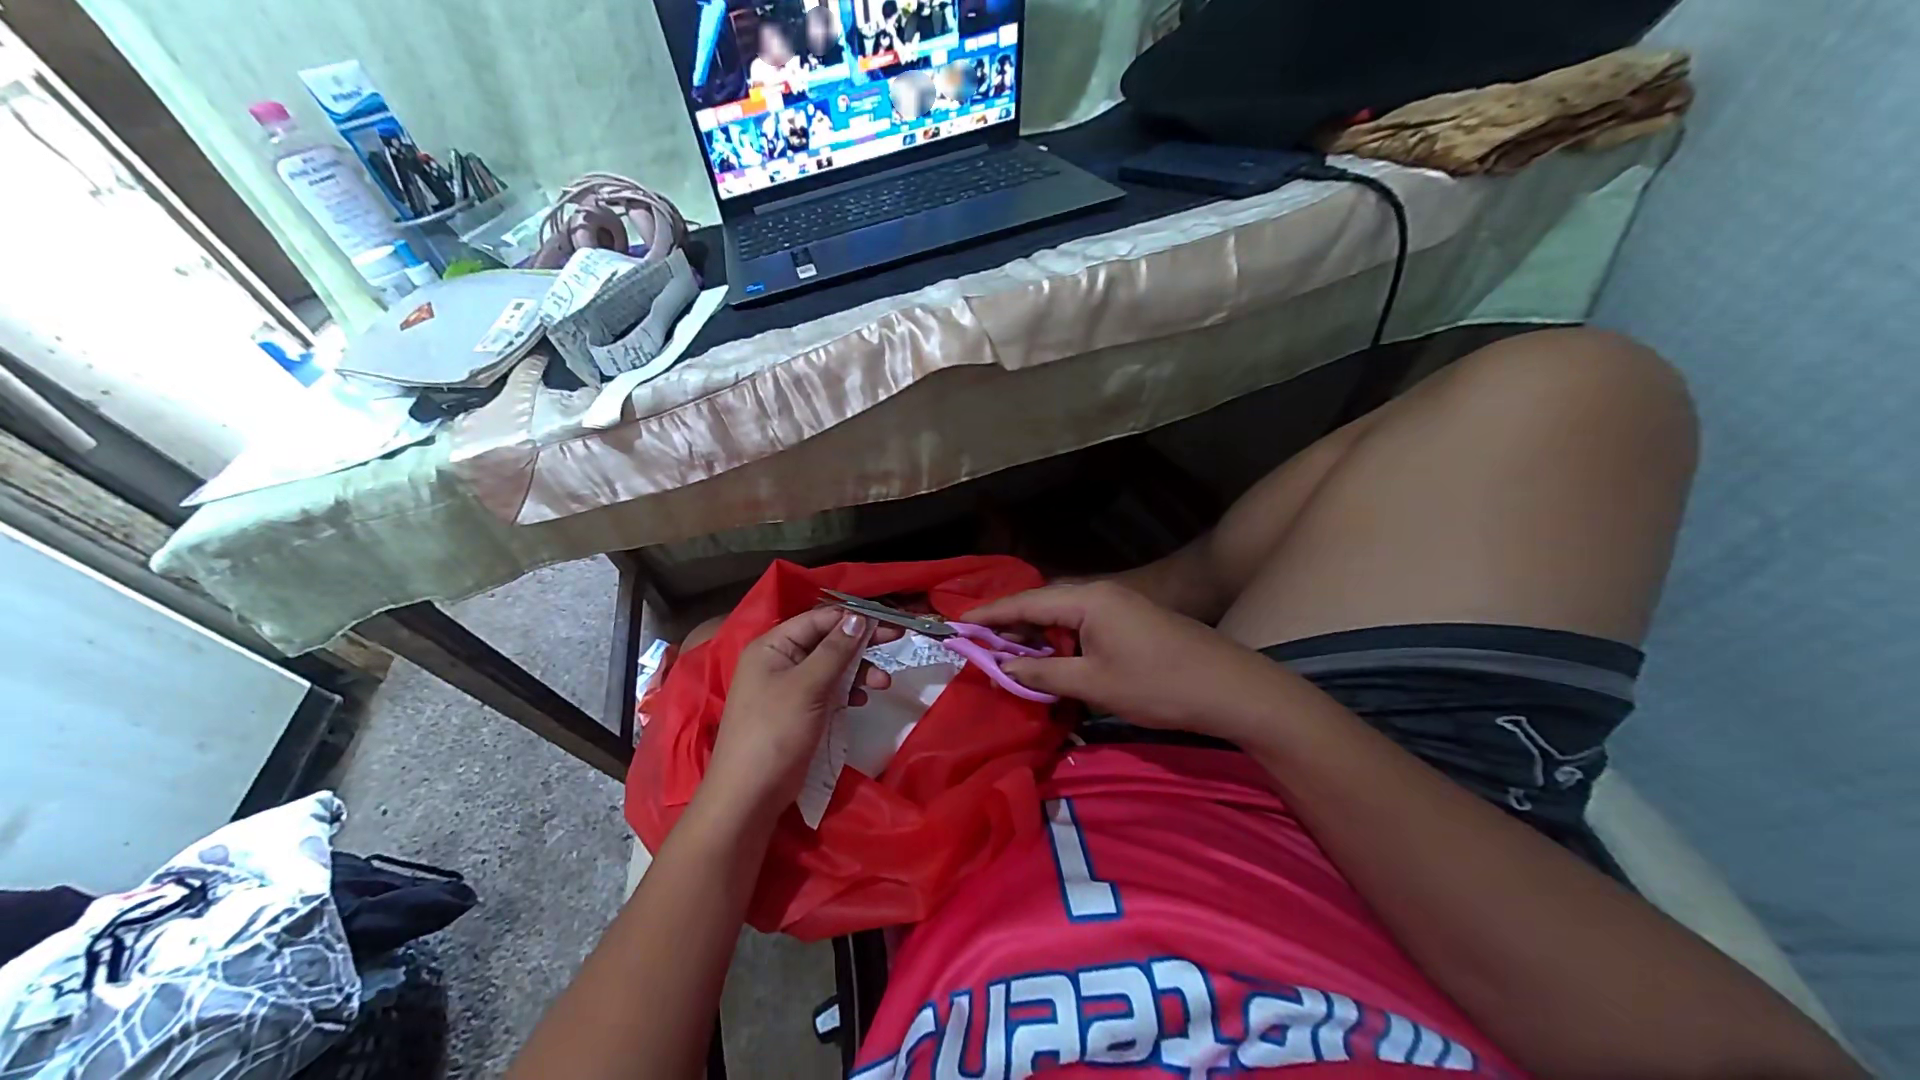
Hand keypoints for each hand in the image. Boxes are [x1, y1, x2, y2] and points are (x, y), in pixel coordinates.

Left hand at [702, 608, 897, 820]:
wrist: (749, 795)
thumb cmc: (775, 732)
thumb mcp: (808, 686)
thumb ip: (835, 650)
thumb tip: (858, 617)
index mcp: (772, 646)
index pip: (818, 619)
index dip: (853, 618)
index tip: (888, 621)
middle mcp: (778, 660)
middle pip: (826, 641)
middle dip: (860, 644)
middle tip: (895, 642)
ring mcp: (787, 687)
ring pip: (830, 667)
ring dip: (857, 670)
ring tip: (883, 683)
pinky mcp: (797, 711)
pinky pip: (827, 690)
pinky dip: (846, 691)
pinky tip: (861, 699)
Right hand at [966, 581, 1285, 745]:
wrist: (1231, 688)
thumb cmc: (1158, 685)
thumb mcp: (1093, 684)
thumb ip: (1042, 674)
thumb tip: (1004, 668)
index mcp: (1088, 599)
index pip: (1025, 601)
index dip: (989, 615)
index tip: (958, 625)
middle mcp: (1101, 592)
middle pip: (1043, 603)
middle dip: (1011, 624)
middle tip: (982, 646)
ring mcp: (1121, 603)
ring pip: (1064, 614)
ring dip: (1038, 633)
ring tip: (1012, 656)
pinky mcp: (1134, 619)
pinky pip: (1084, 622)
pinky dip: (1063, 639)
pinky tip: (1056, 659)